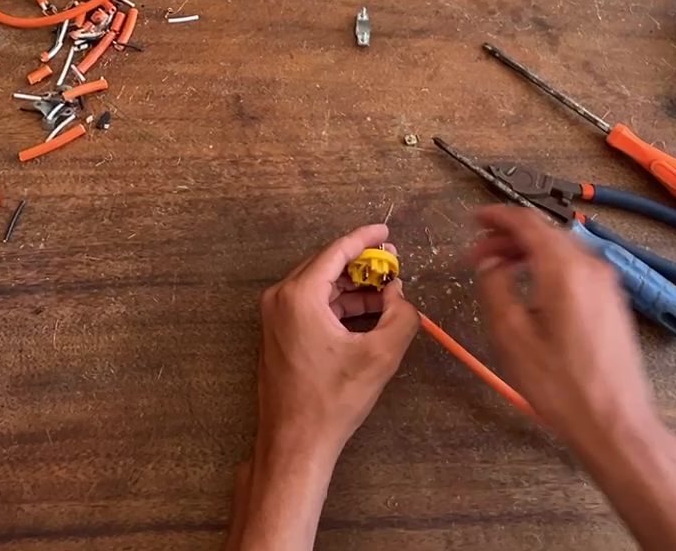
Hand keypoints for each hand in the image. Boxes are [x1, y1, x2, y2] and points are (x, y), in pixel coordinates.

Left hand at [229, 224, 418, 549]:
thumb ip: (400, 316)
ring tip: (387, 294)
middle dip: (361, 264)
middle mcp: (280, 297)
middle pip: (326, 266)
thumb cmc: (333, 399)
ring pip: (320, 286)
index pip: (336, 251)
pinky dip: (338, 304)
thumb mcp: (379, 355)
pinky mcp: (278, 332)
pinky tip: (365, 315)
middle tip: (392, 265)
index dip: (364, 238)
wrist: (294, 443)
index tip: (386, 231)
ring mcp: (275, 315)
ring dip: (352, 287)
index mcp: (299, 294)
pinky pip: (311, 304)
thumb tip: (400, 294)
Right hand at [470, 207, 675, 549]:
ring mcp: (606, 284)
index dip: (496, 216)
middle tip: (480, 253)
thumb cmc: (562, 385)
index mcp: (563, 268)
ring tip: (501, 270)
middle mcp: (590, 266)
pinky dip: (548, 265)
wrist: (616, 426)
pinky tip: (532, 287)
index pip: (526, 222)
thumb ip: (494, 286)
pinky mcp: (612, 301)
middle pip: (544, 232)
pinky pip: (575, 266)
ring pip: (560, 248)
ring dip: (528, 251)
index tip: (475, 219)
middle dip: (508, 237)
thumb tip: (490, 264)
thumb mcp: (511, 335)